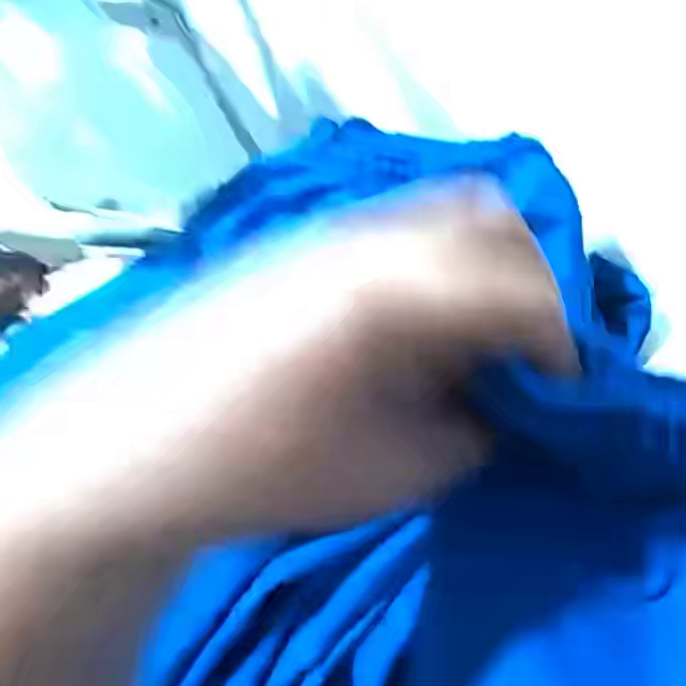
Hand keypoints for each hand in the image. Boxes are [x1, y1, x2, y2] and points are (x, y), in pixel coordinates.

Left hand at [0, 179, 576, 550]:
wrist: (119, 457)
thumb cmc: (271, 475)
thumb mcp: (408, 470)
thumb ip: (483, 425)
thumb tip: (517, 398)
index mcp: (398, 296)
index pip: (526, 294)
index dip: (564, 346)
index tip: (566, 394)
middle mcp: (371, 239)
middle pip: (500, 224)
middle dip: (539, 290)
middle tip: (532, 355)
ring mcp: (334, 230)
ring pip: (456, 210)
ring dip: (494, 266)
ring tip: (486, 335)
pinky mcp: (308, 241)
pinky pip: (410, 227)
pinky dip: (449, 262)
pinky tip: (430, 323)